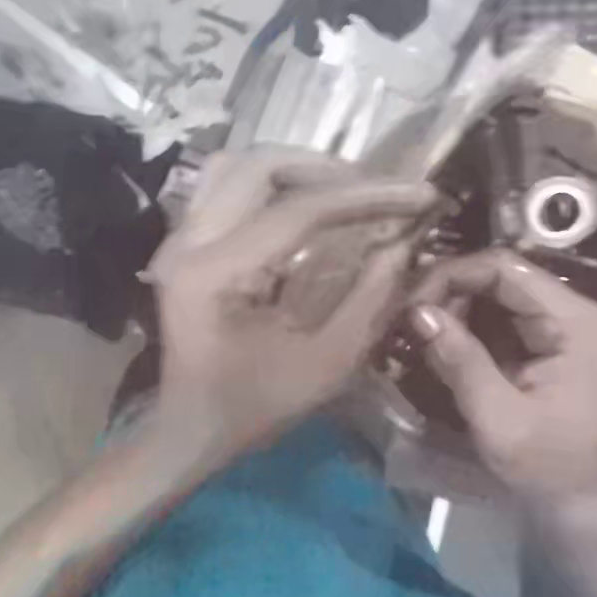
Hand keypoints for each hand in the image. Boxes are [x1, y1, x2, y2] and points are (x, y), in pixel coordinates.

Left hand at [147, 149, 436, 465]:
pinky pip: (225, 187)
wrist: (187, 429)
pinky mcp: (182, 243)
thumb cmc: (252, 408)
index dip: (365, 197)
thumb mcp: (324, 364)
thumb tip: (404, 242)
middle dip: (327, 170)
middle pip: (257, 168)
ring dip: (294, 168)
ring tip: (344, 189)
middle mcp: (186, 243)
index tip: (418, 195)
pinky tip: (305, 202)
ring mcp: (177, 239)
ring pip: (235, 166)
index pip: (296, 211)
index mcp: (214, 275)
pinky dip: (270, 183)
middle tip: (377, 190)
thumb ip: (369, 298)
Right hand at [406, 250, 596, 492]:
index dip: (452, 275)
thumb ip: (460, 359)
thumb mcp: (497, 415)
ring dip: (452, 307)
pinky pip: (497, 316)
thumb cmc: (545, 463)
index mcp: (574, 322)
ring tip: (418, 332)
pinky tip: (439, 343)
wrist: (576, 502)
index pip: (504, 269)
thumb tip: (418, 312)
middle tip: (409, 320)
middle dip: (447, 292)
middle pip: (498, 275)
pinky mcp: (544, 341)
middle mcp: (571, 311)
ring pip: (493, 293)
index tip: (412, 303)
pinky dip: (464, 324)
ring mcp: (559, 325)